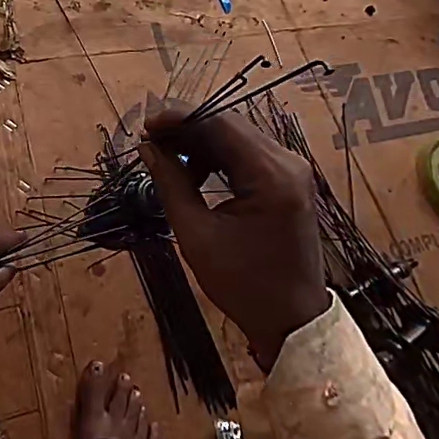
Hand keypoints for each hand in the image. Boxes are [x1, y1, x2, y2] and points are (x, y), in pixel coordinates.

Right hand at [140, 109, 329, 371]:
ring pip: (236, 136)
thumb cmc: (243, 284)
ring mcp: (291, 171)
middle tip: (149, 138)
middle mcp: (287, 164)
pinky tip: (192, 170)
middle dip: (185, 128)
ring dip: (198, 141)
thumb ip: (170, 184)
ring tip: (164, 154)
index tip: (145, 124)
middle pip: (229, 125)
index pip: (220, 124)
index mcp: (270, 176)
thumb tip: (147, 148)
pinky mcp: (287, 181)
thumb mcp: (196, 234)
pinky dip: (216, 155)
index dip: (179, 118)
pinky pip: (245, 153)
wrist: (292, 321)